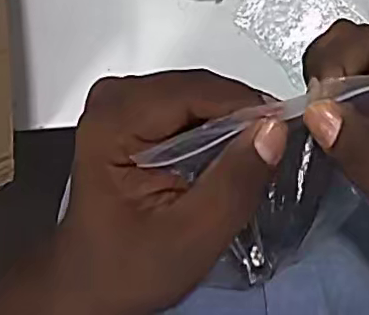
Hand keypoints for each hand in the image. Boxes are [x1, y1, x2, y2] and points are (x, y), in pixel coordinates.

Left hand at [0, 70, 284, 314]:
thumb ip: (233, 182)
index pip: (193, 92)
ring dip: (225, 116)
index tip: (281, 126)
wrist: (87, 282)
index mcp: (114, 119)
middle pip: (193, 87)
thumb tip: (271, 131)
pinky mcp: (128, 106)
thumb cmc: (124, 267)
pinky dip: (208, 121)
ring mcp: (118, 97)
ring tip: (251, 151)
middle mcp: (112, 96)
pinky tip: (223, 150)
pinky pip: (181, 99)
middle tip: (270, 145)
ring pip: (191, 90)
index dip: (243, 106)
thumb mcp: (189, 238)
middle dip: (236, 113)